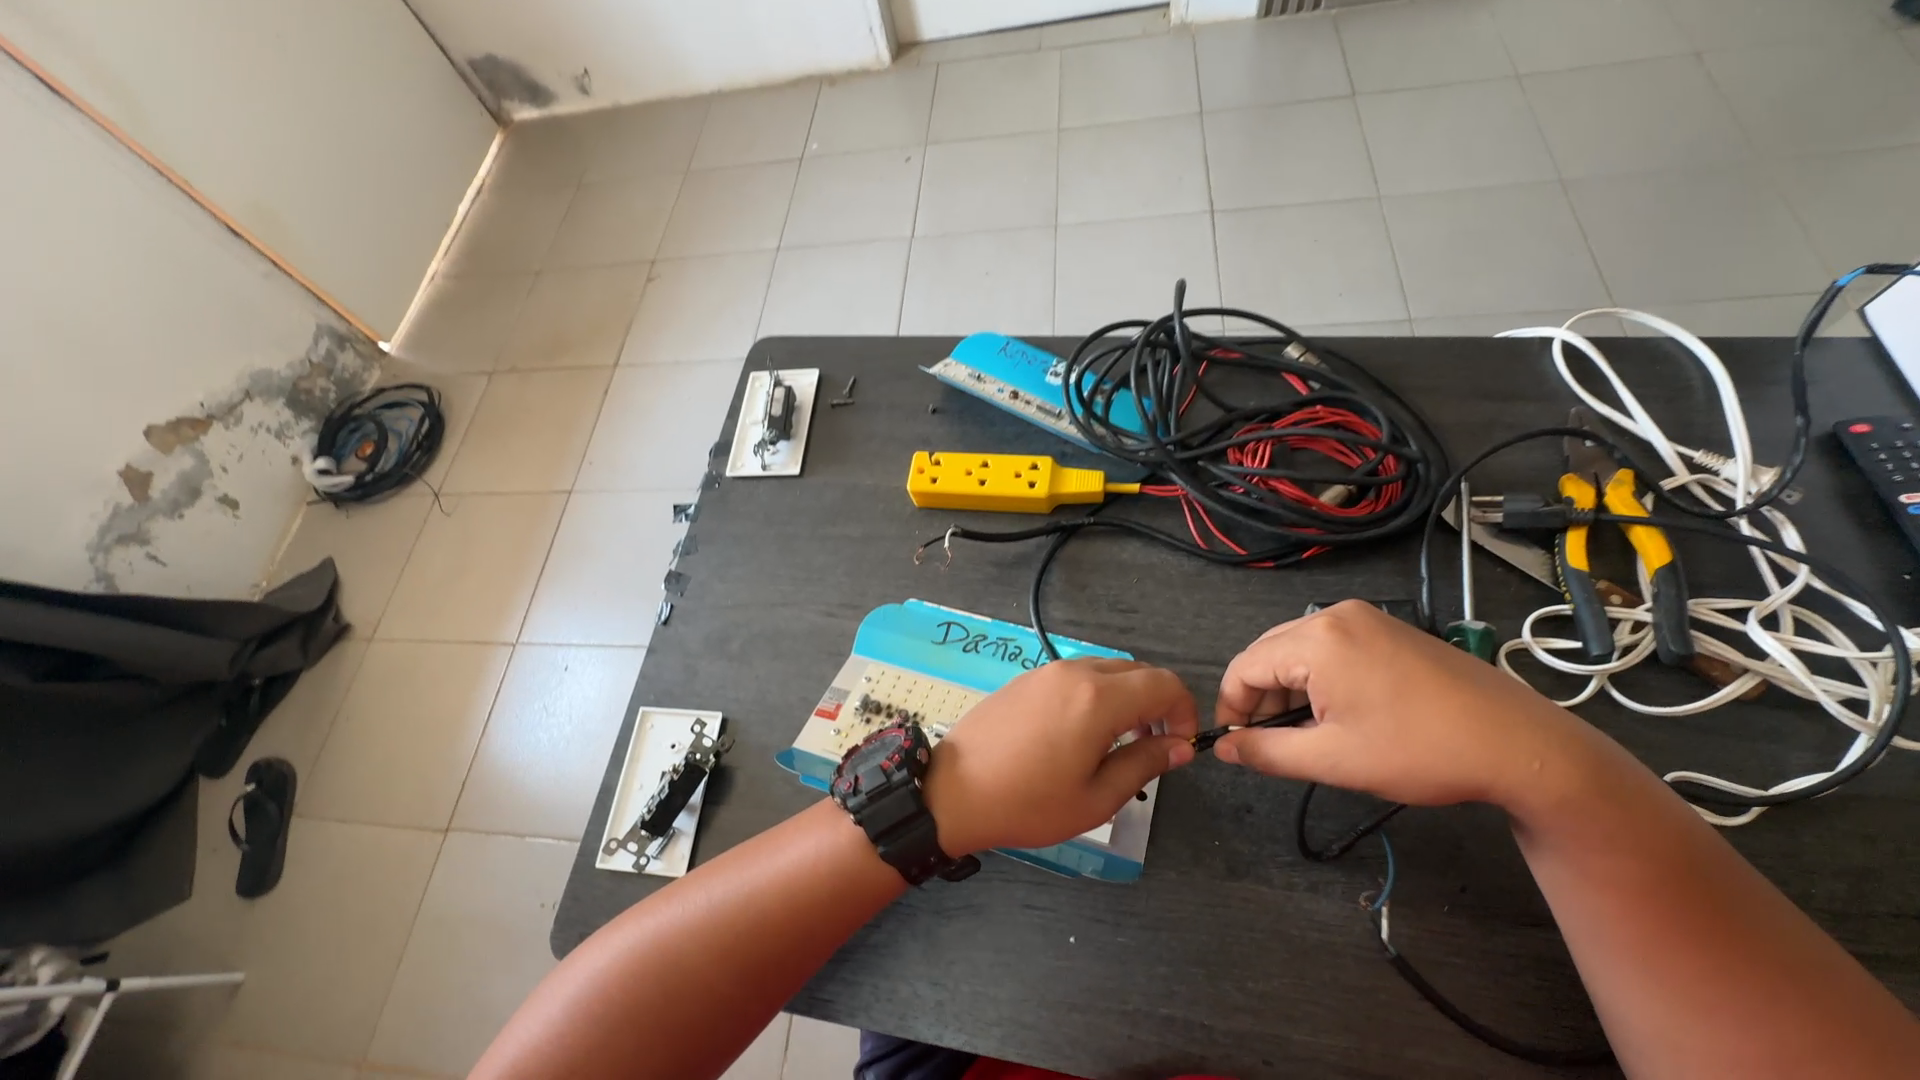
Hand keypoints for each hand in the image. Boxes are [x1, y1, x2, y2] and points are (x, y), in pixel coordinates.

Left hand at [921, 658, 1199, 855]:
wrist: (953, 792)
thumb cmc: (1029, 803)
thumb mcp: (1096, 797)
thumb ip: (1144, 763)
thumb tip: (1181, 746)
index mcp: (1099, 698)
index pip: (1164, 683)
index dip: (1184, 711)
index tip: (1180, 745)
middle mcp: (1076, 672)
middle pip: (1138, 671)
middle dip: (1158, 703)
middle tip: (1153, 746)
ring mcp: (1047, 671)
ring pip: (1107, 670)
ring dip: (1127, 697)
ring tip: (1119, 742)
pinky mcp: (1026, 679)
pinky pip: (1077, 675)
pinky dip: (1097, 694)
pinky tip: (1082, 732)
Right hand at [1213, 601, 1607, 811]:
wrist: (1519, 745)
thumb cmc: (1419, 751)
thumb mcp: (1333, 760)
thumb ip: (1267, 752)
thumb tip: (1224, 749)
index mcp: (1317, 640)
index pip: (1244, 667)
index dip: (1231, 708)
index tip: (1234, 745)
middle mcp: (1336, 616)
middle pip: (1268, 653)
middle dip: (1259, 699)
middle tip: (1269, 743)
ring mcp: (1367, 619)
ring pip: (1299, 650)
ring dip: (1289, 690)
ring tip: (1305, 734)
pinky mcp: (1390, 630)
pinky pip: (1331, 648)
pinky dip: (1318, 679)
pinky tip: (1336, 713)